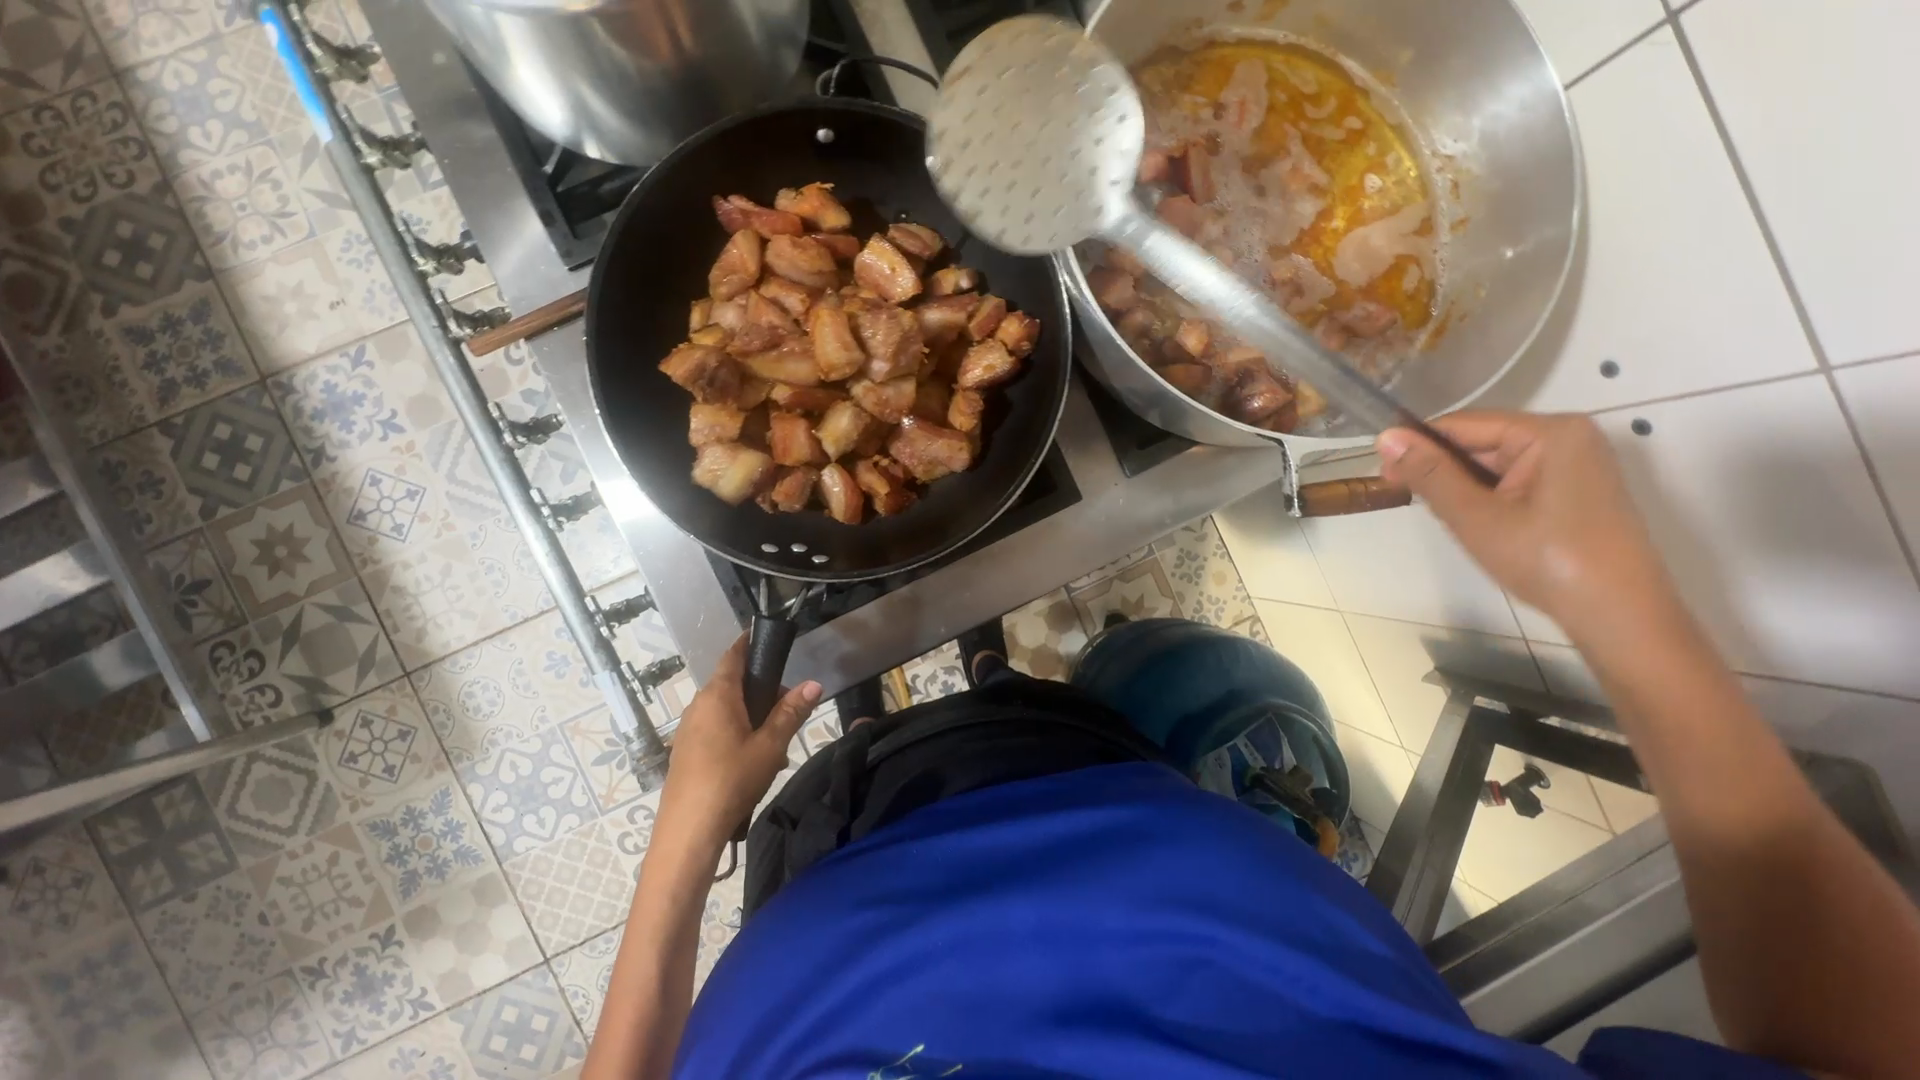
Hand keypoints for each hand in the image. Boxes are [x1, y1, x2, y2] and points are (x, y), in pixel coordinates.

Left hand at [658, 636, 820, 849]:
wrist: (688, 831)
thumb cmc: (731, 780)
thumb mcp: (770, 746)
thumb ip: (791, 713)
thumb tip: (813, 684)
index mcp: (717, 696)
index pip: (733, 656)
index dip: (749, 644)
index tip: (767, 637)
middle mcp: (698, 706)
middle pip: (733, 685)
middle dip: (763, 692)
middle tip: (791, 711)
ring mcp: (689, 730)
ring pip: (727, 711)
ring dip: (753, 719)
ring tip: (778, 746)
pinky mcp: (686, 753)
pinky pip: (717, 731)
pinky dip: (738, 735)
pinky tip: (757, 764)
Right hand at [1376, 411, 1679, 639]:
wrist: (1620, 617)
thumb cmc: (1547, 561)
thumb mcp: (1476, 517)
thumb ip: (1430, 474)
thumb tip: (1385, 438)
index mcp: (1551, 432)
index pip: (1464, 424)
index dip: (1419, 447)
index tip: (1385, 478)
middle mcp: (1570, 437)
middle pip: (1483, 442)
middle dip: (1446, 472)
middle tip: (1419, 508)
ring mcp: (1579, 465)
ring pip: (1498, 466)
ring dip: (1467, 490)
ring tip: (1455, 524)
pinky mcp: (1580, 492)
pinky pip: (1519, 482)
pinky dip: (1492, 501)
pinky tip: (1484, 529)